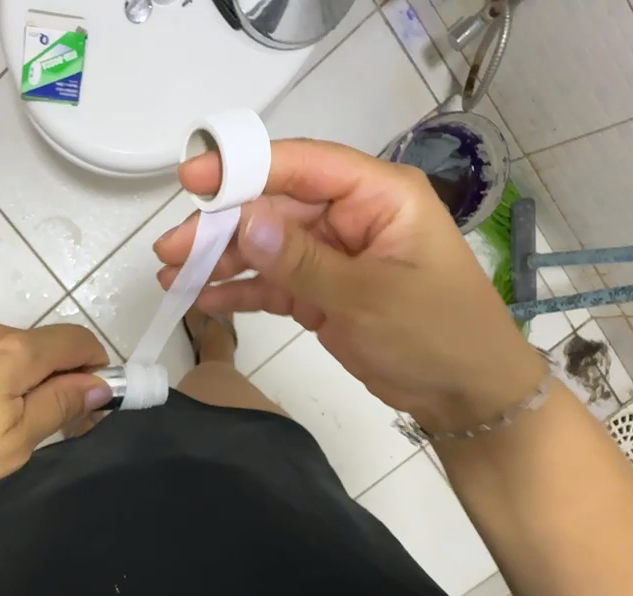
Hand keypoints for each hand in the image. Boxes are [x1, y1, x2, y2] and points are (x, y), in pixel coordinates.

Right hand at [153, 139, 544, 431]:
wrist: (462, 392)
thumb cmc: (434, 332)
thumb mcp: (367, 295)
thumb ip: (303, 261)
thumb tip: (245, 222)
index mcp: (377, 195)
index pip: (303, 167)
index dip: (245, 168)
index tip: (192, 178)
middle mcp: (351, 217)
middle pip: (274, 209)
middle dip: (221, 228)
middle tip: (170, 249)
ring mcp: (334, 257)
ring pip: (266, 248)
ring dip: (221, 262)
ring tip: (173, 278)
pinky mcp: (321, 294)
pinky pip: (272, 285)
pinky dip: (240, 292)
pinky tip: (203, 299)